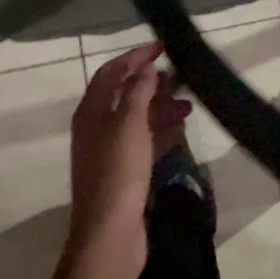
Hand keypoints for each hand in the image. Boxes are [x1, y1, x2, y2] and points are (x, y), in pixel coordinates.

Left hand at [49, 42, 193, 278]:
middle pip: (124, 94)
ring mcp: (109, 150)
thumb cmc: (118, 169)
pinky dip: (160, 130)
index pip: (111, 71)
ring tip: (188, 104)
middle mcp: (96, 126)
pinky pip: (143, 141)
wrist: (110, 231)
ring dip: (160, 107)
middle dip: (152, 83)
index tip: (162, 47)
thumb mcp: (129, 123)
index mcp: (91, 110)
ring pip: (136, 118)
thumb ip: (137, 91)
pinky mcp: (123, 171)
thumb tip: (145, 68)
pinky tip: (180, 128)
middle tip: (179, 77)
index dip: (135, 56)